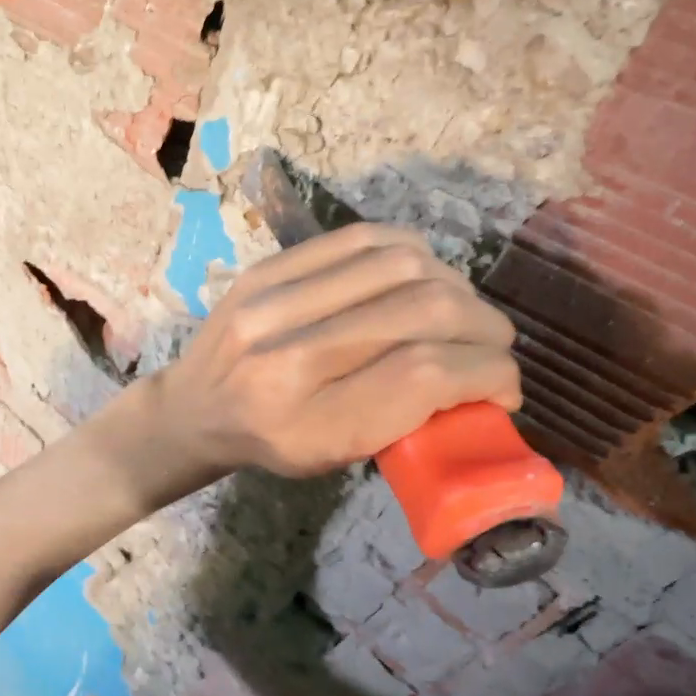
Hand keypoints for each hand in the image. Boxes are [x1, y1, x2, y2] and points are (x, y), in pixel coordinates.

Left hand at [151, 224, 521, 477]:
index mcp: (307, 422)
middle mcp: (286, 358)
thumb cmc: (271, 443)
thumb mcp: (337, 457)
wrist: (193, 409)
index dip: (488, 373)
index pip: (425, 375)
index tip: (503, 387)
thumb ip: (407, 421)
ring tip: (457, 313)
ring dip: (453, 287)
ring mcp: (270, 304)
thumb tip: (484, 373)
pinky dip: (411, 253)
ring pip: (403, 266)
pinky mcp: (265, 270)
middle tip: (489, 347)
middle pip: (424, 311)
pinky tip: (420, 276)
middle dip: (481, 328)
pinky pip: (363, 238)